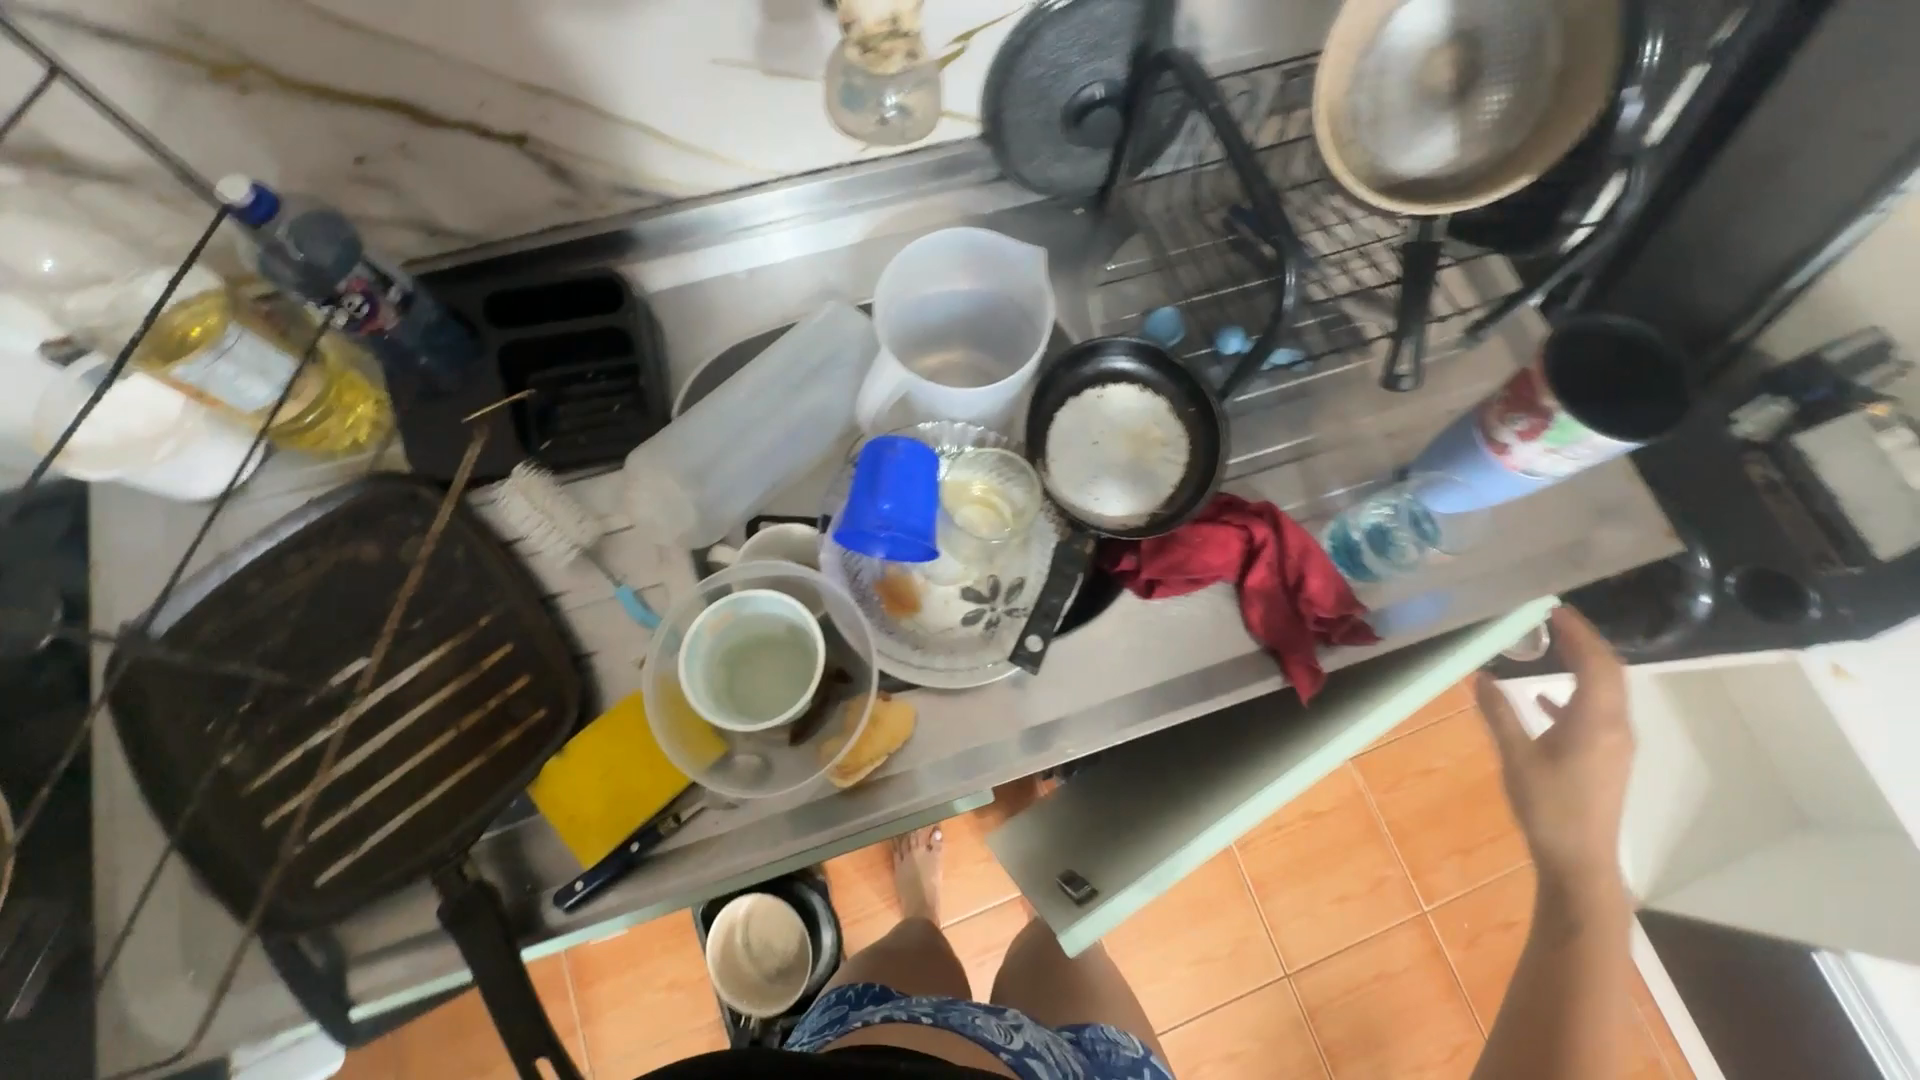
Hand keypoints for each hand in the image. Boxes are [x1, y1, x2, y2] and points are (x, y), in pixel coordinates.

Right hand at [1475, 607, 1633, 891]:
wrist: (1579, 859)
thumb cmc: (1548, 806)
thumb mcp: (1515, 757)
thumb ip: (1499, 713)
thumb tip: (1482, 675)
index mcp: (1597, 721)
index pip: (1596, 663)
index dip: (1578, 632)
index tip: (1552, 608)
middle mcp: (1615, 726)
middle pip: (1608, 672)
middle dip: (1584, 642)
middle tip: (1551, 619)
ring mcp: (1614, 743)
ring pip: (1606, 691)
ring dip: (1583, 665)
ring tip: (1551, 645)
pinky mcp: (1605, 757)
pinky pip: (1596, 712)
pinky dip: (1575, 694)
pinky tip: (1546, 697)